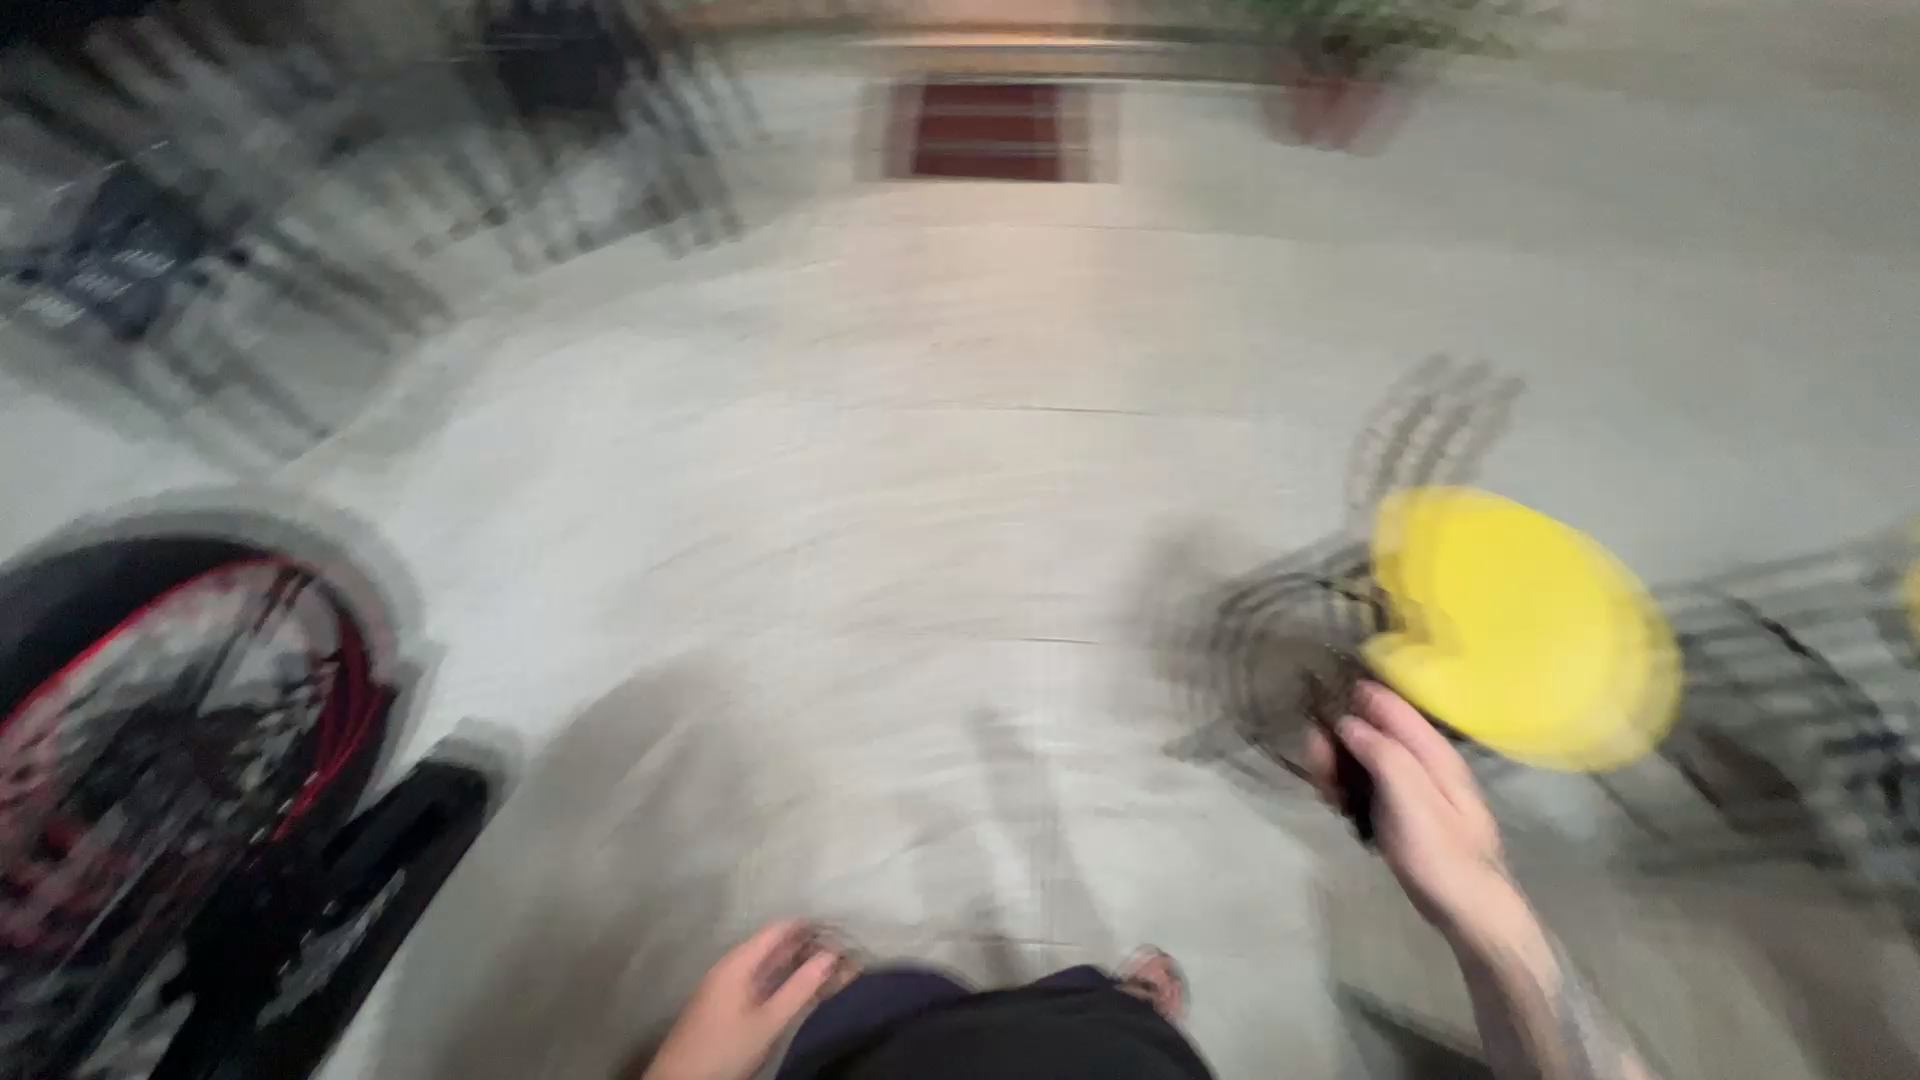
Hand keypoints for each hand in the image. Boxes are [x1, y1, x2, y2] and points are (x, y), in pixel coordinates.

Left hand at [641, 920, 849, 1079]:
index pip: (778, 928)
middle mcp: (730, 965)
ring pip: (765, 964)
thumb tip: (831, 955)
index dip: (807, 925)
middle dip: (804, 945)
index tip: (837, 926)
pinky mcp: (723, 1003)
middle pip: (772, 944)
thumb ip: (800, 988)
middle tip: (839, 947)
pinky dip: (779, 978)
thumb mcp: (767, 1022)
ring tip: (825, 965)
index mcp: (738, 961)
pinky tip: (796, 988)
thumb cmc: (723, 1050)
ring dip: (793, 963)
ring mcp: (724, 985)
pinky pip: (757, 979)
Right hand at [1308, 682, 1510, 939]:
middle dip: (1337, 737)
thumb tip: (1348, 722)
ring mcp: (1410, 786)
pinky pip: (1363, 784)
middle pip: (1370, 730)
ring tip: (1324, 788)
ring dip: (1336, 765)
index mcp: (1433, 753)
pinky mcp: (1398, 809)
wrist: (1469, 914)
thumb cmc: (1443, 856)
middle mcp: (1422, 762)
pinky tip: (1337, 804)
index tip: (1318, 699)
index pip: (1390, 704)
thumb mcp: (1413, 802)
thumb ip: (1384, 756)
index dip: (1354, 696)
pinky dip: (1344, 788)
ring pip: (1361, 757)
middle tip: (1315, 756)